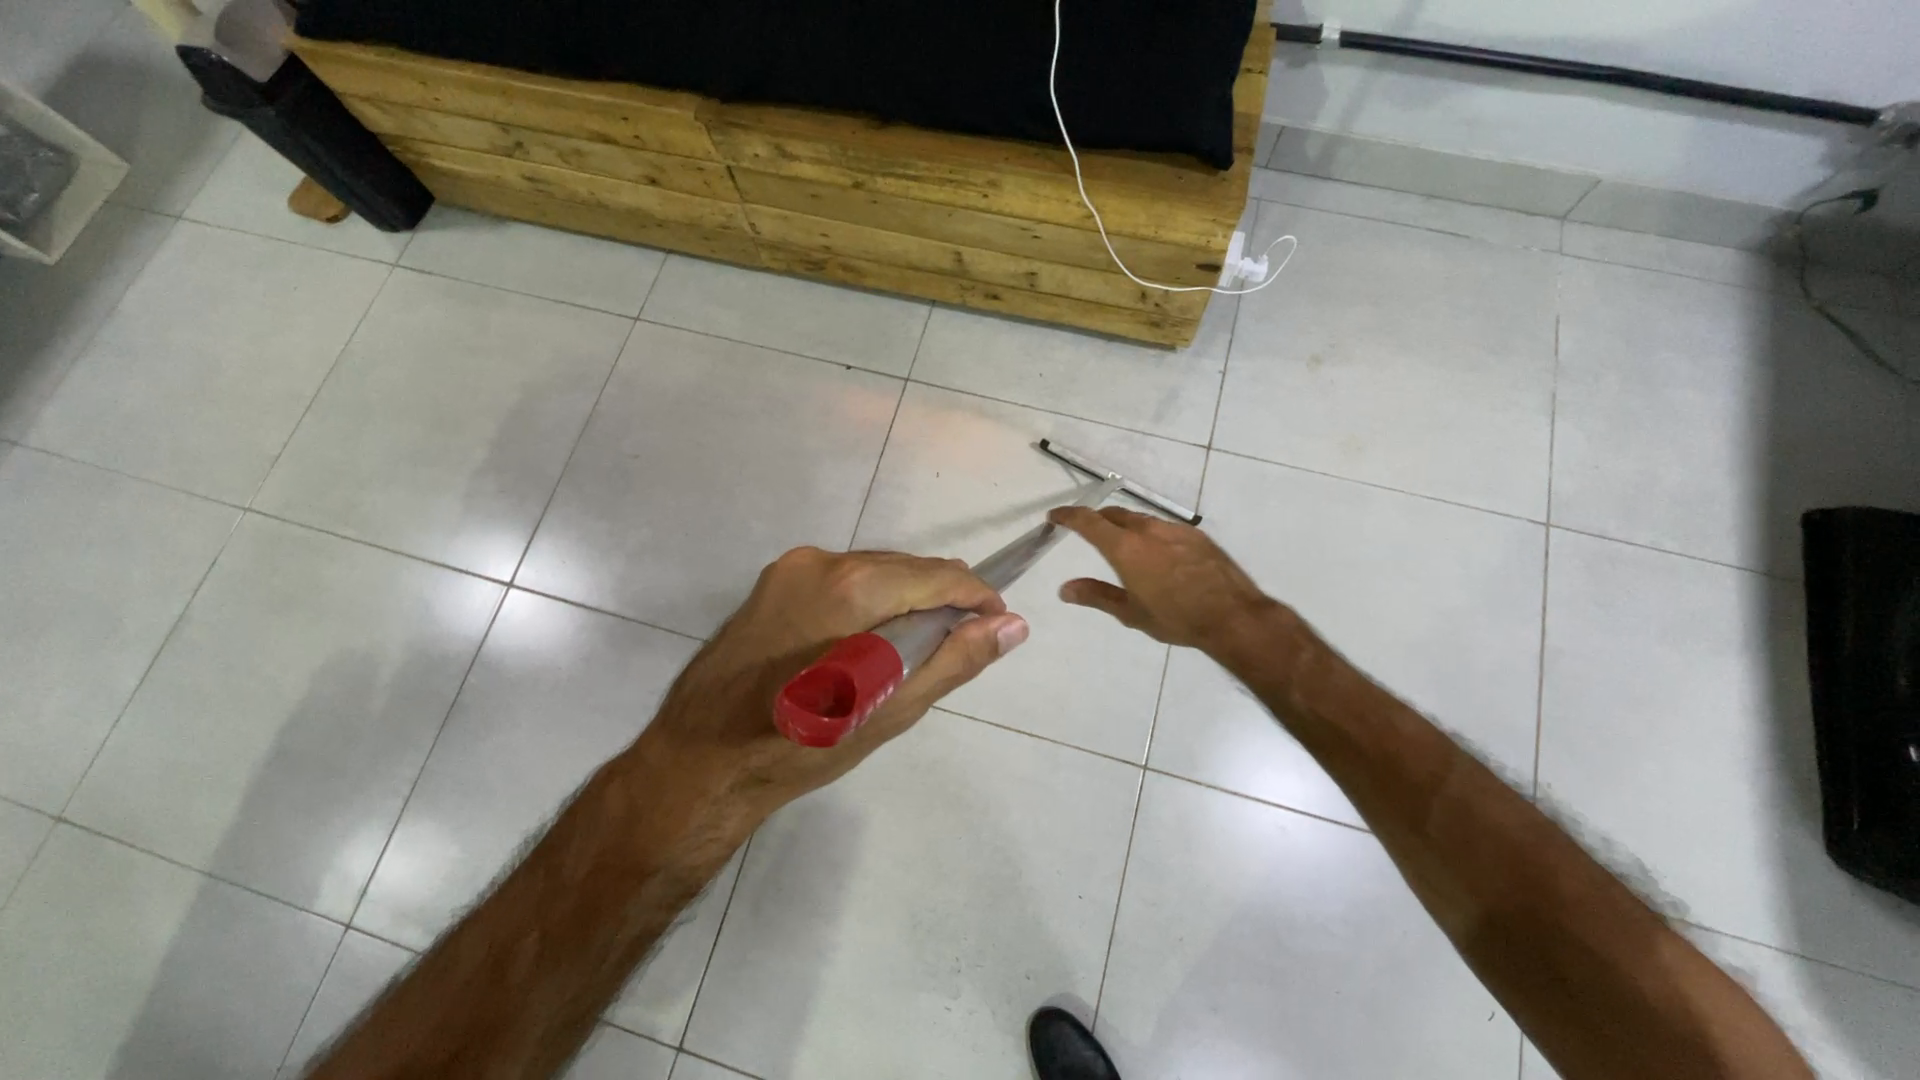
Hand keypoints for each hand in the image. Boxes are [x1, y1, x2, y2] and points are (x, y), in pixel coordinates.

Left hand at [635, 547, 1028, 821]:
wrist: (700, 759)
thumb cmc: (799, 746)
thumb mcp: (888, 710)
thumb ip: (954, 660)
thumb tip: (1013, 625)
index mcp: (851, 588)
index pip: (938, 575)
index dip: (977, 597)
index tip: (996, 625)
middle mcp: (820, 561)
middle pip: (907, 567)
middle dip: (941, 600)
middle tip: (956, 648)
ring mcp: (790, 569)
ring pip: (875, 570)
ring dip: (905, 601)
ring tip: (913, 652)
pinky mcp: (772, 583)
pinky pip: (842, 579)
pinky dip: (869, 603)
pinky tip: (867, 645)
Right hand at [1048, 506, 1287, 655]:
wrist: (1232, 616)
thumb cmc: (1175, 618)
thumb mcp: (1130, 613)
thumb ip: (1096, 596)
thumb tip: (1065, 589)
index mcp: (1125, 547)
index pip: (1089, 521)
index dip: (1068, 516)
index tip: (1055, 516)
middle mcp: (1148, 530)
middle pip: (1115, 515)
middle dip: (1097, 519)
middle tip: (1086, 530)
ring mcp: (1175, 530)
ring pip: (1141, 520)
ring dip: (1125, 527)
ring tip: (1122, 544)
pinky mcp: (1196, 536)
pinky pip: (1164, 528)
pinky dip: (1150, 534)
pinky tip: (1157, 554)